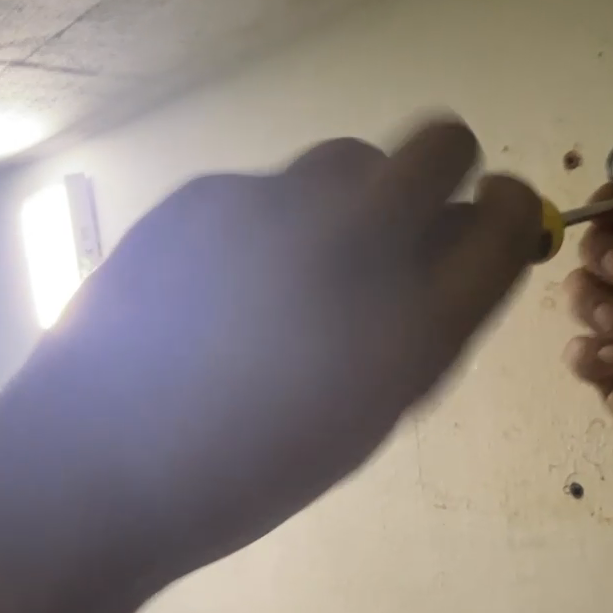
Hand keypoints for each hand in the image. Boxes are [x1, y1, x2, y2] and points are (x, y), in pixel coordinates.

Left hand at [1, 119, 540, 579]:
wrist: (102, 465)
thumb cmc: (253, 468)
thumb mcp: (371, 412)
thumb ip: (429, 323)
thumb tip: (461, 244)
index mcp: (413, 327)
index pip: (505, 218)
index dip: (510, 208)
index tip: (492, 213)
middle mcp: (355, 247)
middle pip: (443, 144)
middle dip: (442, 172)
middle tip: (402, 222)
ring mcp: (275, 207)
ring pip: (351, 159)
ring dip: (350, 198)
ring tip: (297, 262)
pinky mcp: (205, 192)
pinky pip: (269, 185)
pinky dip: (268, 219)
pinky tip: (221, 277)